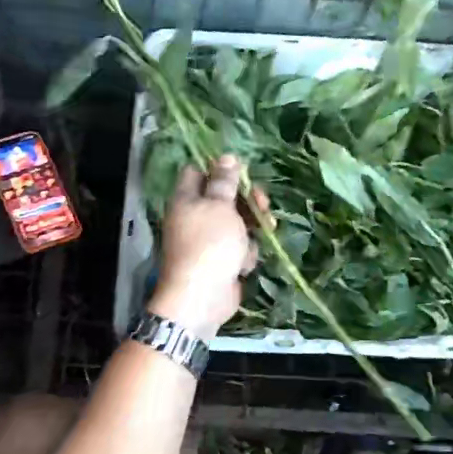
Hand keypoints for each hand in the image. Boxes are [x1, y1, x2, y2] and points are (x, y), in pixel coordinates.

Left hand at [149, 156, 262, 339]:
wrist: (202, 297)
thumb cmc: (210, 245)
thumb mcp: (220, 206)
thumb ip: (224, 182)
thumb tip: (226, 156)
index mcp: (186, 199)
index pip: (198, 171)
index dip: (220, 169)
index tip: (243, 172)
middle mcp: (194, 217)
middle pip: (224, 198)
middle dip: (247, 200)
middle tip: (262, 204)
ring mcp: (207, 241)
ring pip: (237, 223)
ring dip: (252, 227)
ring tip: (266, 231)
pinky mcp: (221, 262)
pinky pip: (239, 248)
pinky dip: (245, 254)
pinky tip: (245, 263)